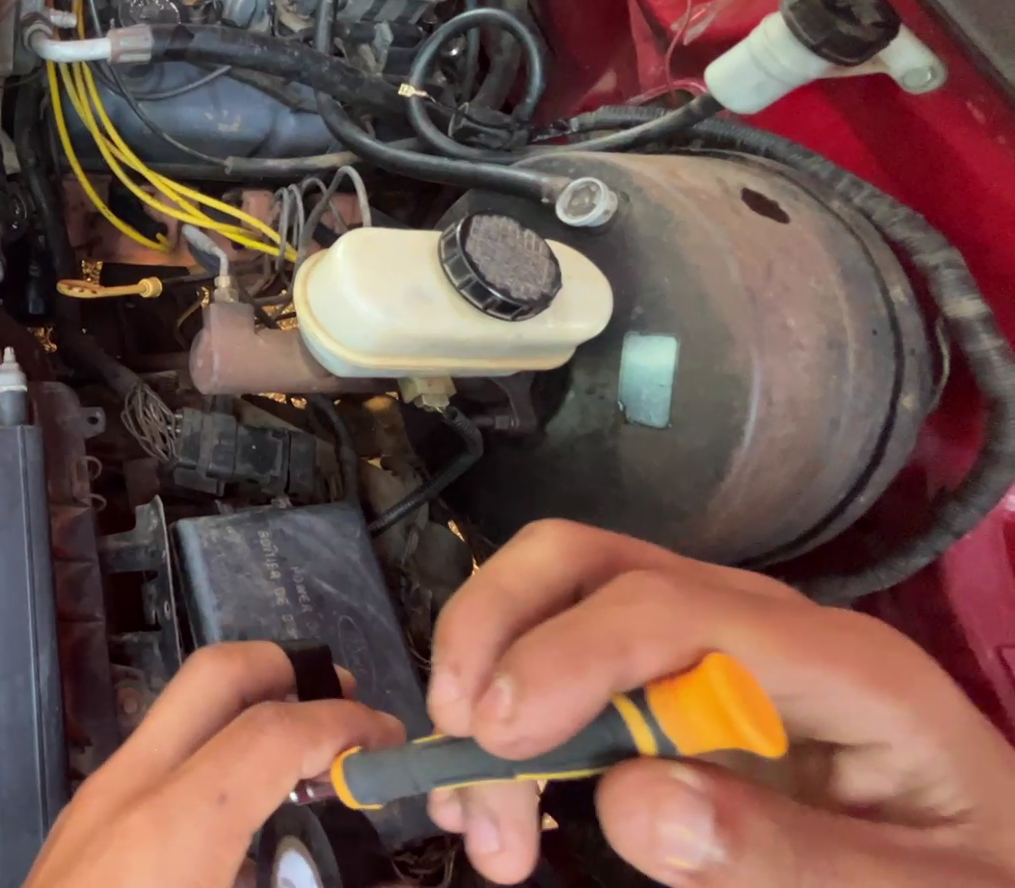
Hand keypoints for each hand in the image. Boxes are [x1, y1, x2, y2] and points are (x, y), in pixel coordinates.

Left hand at [26, 641, 403, 886]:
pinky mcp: (88, 813)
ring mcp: (100, 793)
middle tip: (343, 707)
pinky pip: (164, 750)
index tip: (384, 739)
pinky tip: (249, 807)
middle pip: (213, 674)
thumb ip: (296, 874)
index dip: (341, 725)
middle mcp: (129, 786)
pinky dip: (218, 748)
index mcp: (171, 830)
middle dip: (287, 671)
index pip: (269, 731)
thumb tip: (366, 866)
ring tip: (307, 757)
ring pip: (184, 705)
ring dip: (251, 708)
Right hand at [423, 519, 1014, 885]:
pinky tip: (475, 783)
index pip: (665, 613)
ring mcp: (684, 628)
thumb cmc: (971, 879)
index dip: (563, 660)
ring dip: (474, 670)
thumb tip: (627, 804)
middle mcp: (741, 614)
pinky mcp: (642, 663)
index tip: (496, 740)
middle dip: (491, 631)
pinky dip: (486, 699)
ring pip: (542, 588)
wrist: (980, 874)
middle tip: (454, 729)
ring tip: (461, 798)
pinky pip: (540, 643)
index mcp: (833, 660)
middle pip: (578, 562)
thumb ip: (796, 860)